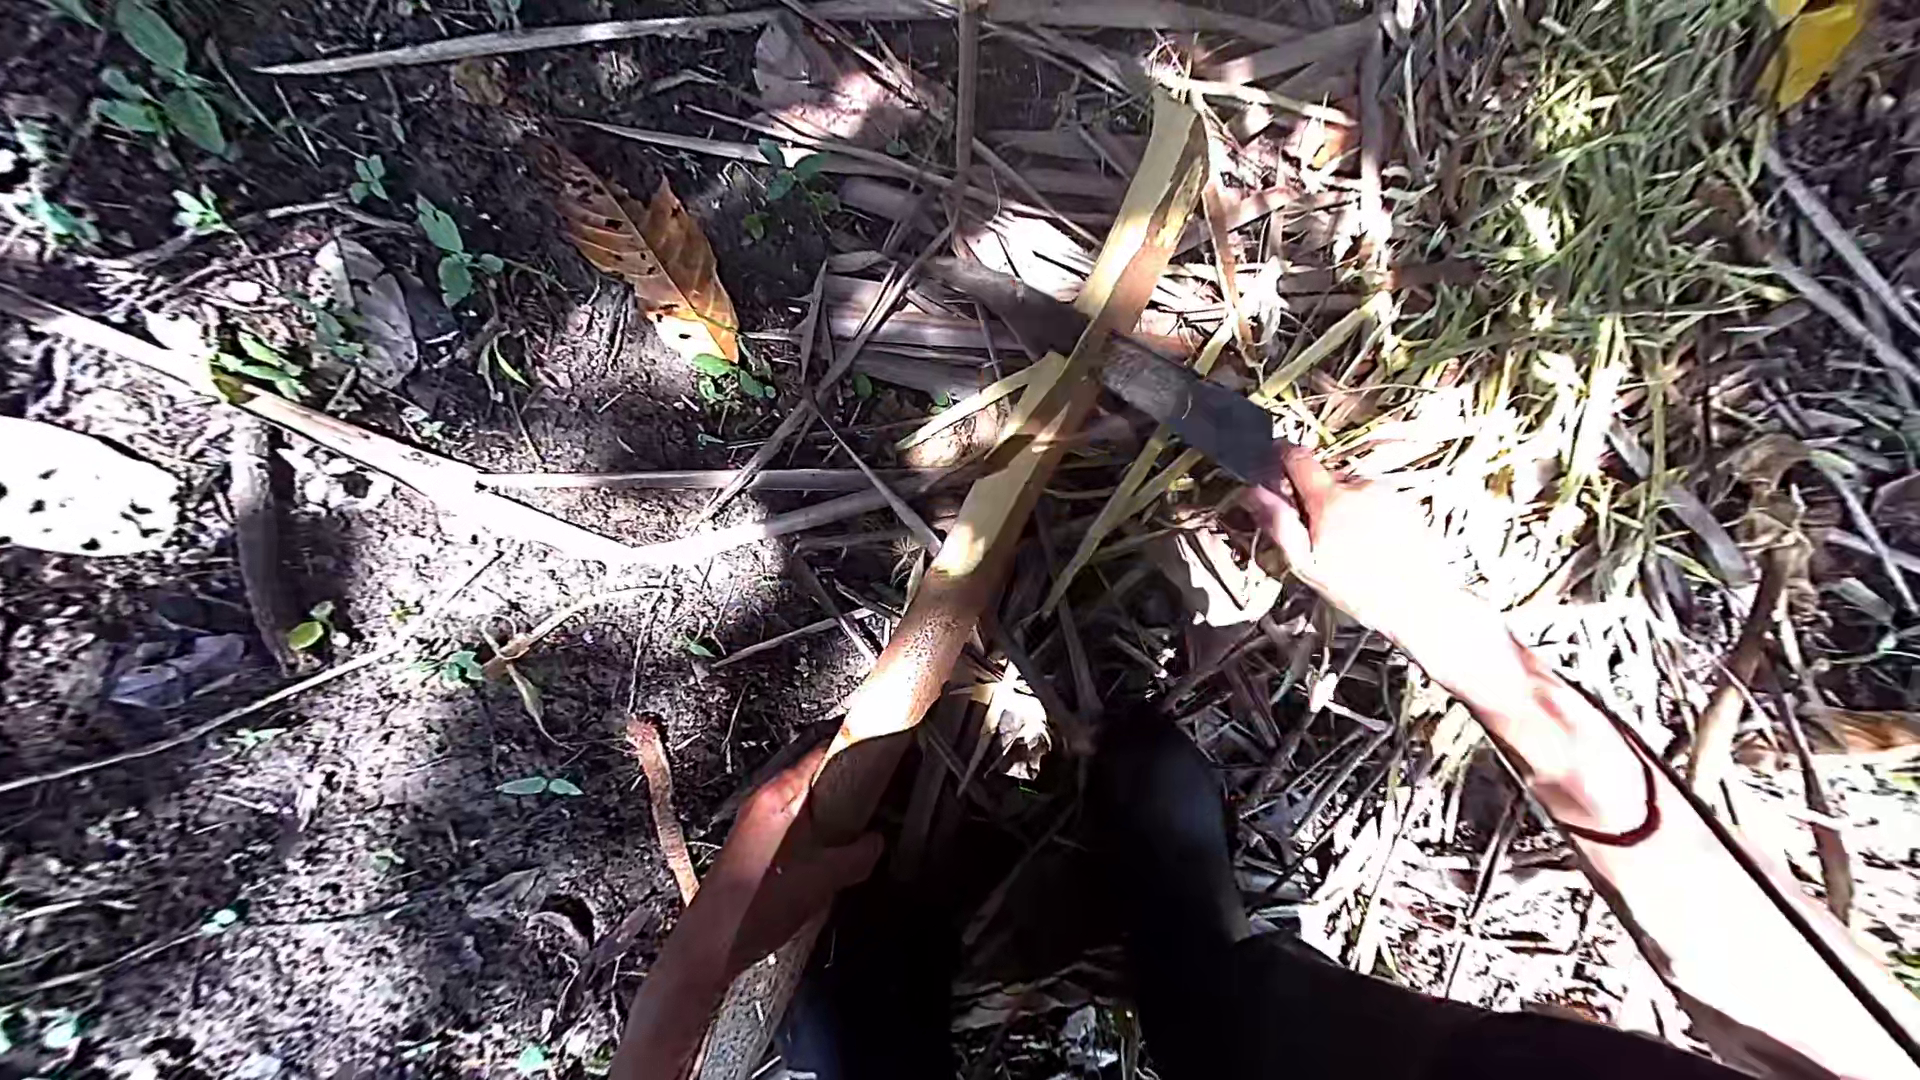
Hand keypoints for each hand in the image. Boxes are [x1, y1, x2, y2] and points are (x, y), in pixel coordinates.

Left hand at [704, 744, 884, 973]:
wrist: (710, 948)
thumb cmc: (757, 904)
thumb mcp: (822, 878)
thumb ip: (858, 855)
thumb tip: (877, 843)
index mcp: (778, 795)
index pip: (822, 754)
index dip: (854, 752)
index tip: (879, 757)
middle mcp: (765, 801)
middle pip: (816, 779)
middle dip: (847, 789)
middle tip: (876, 799)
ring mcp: (758, 823)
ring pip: (807, 805)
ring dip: (832, 814)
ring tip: (859, 829)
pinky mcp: (756, 846)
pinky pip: (796, 826)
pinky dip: (817, 832)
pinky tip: (832, 855)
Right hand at [1241, 445, 1471, 650]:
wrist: (1418, 604)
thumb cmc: (1356, 588)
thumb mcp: (1304, 562)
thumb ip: (1278, 522)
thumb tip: (1254, 493)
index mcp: (1331, 499)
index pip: (1300, 459)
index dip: (1283, 456)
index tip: (1274, 459)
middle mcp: (1362, 487)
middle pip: (1325, 477)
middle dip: (1313, 495)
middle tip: (1313, 530)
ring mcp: (1389, 493)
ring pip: (1351, 488)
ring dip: (1341, 505)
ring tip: (1344, 541)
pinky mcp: (1408, 504)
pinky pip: (1375, 498)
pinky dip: (1365, 512)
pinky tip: (1367, 542)